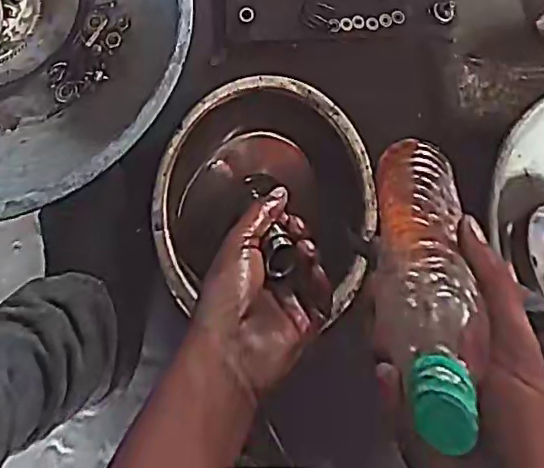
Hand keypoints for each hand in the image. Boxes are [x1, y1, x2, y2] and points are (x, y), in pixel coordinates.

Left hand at [189, 188, 331, 400]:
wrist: (231, 348)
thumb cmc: (221, 302)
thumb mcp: (236, 243)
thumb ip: (258, 215)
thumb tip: (277, 194)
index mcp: (244, 259)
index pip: (270, 230)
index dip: (280, 218)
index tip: (285, 209)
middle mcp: (265, 279)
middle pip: (294, 247)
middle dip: (298, 234)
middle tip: (296, 229)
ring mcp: (285, 300)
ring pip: (310, 268)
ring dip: (310, 255)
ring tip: (303, 250)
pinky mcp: (304, 321)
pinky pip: (322, 297)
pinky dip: (321, 283)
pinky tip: (312, 274)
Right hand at [376, 216, 543, 467]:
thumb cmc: (535, 430)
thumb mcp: (520, 345)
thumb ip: (496, 286)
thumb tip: (468, 227)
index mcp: (470, 333)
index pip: (432, 286)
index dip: (409, 264)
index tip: (393, 245)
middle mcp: (443, 359)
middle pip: (399, 314)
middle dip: (385, 300)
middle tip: (382, 291)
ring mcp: (424, 393)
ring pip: (385, 352)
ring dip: (382, 342)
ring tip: (391, 341)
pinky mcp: (408, 424)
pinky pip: (385, 398)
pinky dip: (385, 389)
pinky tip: (394, 380)